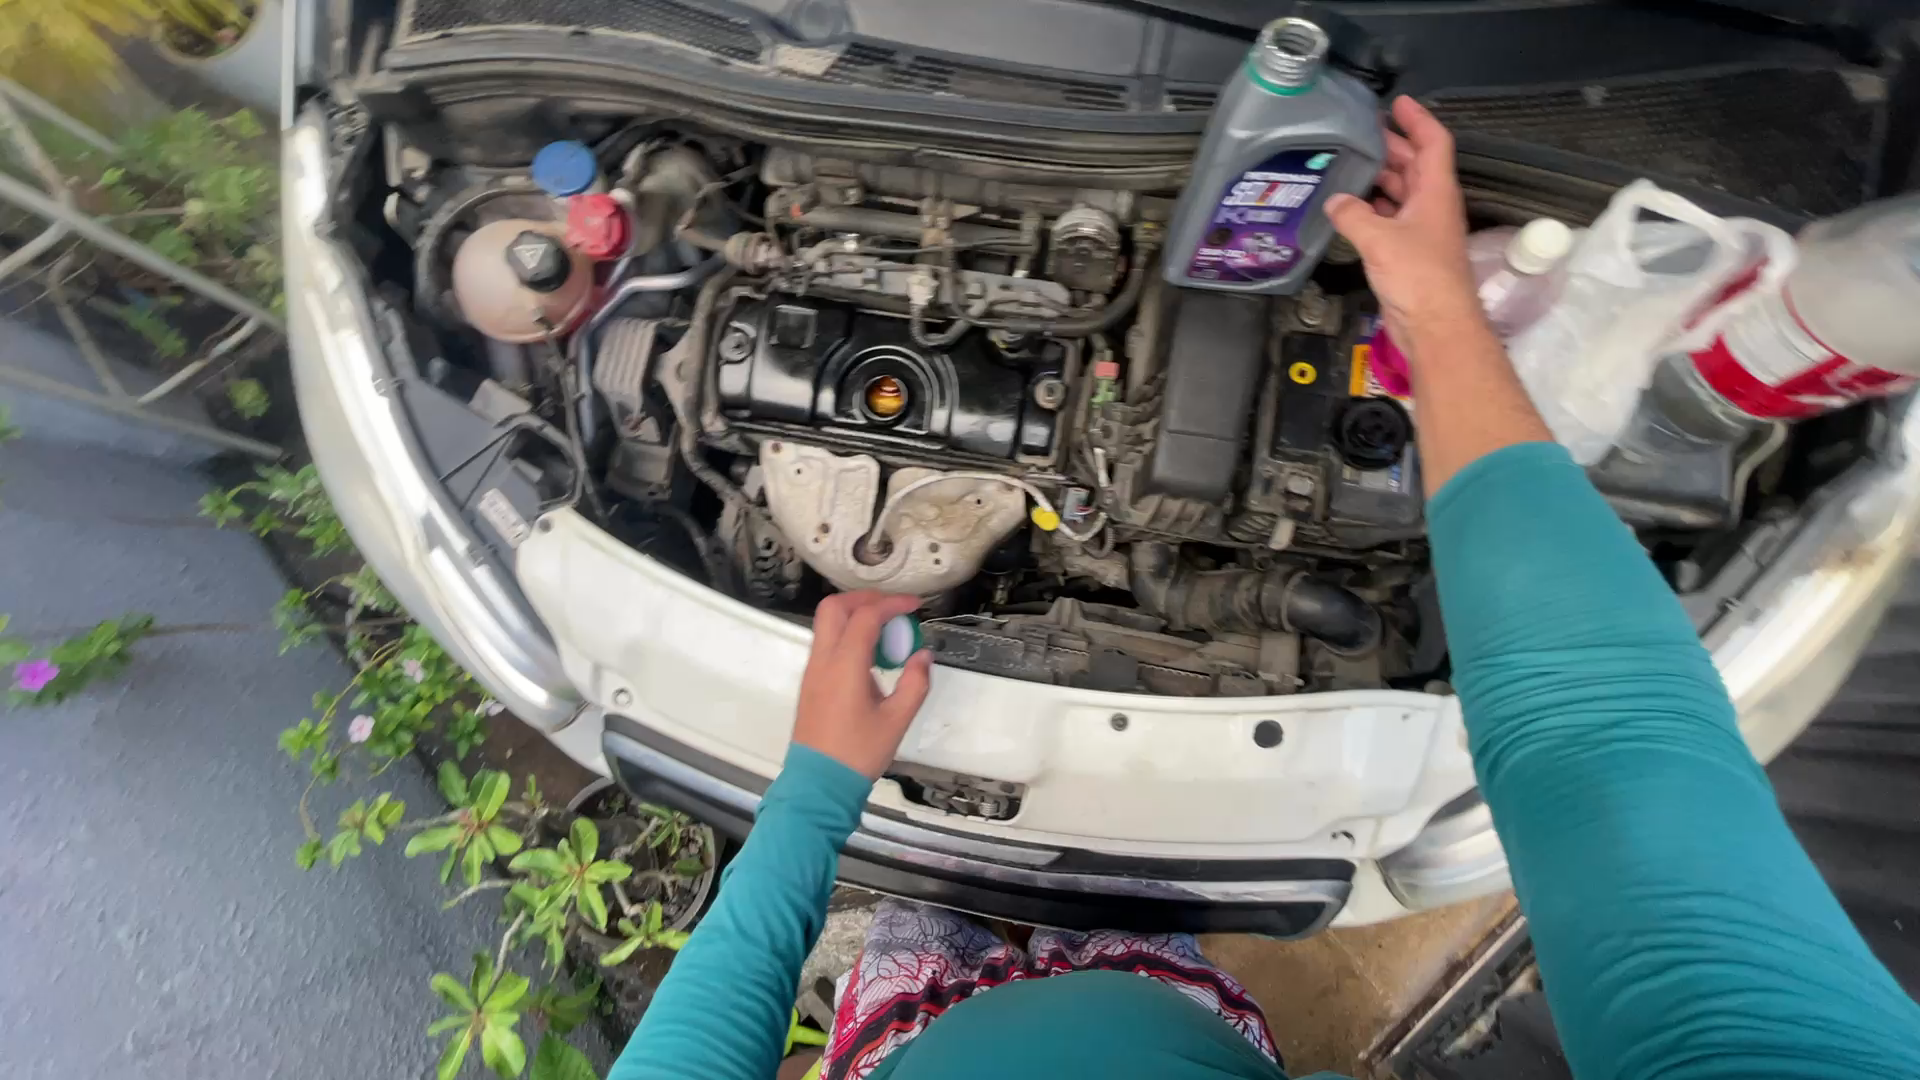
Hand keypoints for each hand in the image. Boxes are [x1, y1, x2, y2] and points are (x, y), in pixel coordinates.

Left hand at [792, 591, 932, 779]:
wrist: (818, 785)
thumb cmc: (857, 753)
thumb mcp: (897, 720)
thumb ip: (914, 683)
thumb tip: (923, 657)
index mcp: (844, 665)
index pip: (866, 616)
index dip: (892, 604)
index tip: (915, 606)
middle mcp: (823, 660)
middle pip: (835, 607)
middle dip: (866, 599)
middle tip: (893, 608)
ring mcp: (812, 670)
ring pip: (827, 623)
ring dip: (855, 615)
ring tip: (886, 632)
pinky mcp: (811, 682)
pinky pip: (826, 643)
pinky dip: (848, 634)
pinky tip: (871, 656)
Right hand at [1326, 96, 1488, 360]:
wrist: (1433, 321)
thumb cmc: (1417, 275)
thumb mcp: (1380, 239)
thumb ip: (1354, 216)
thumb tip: (1335, 201)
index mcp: (1435, 192)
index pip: (1432, 143)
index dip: (1417, 120)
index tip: (1397, 104)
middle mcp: (1430, 206)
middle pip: (1415, 167)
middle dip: (1393, 148)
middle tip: (1364, 136)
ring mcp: (1420, 230)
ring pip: (1401, 194)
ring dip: (1380, 180)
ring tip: (1352, 168)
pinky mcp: (1406, 253)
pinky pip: (1389, 220)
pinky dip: (1372, 211)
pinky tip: (1350, 210)